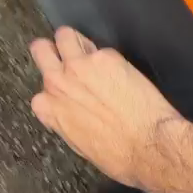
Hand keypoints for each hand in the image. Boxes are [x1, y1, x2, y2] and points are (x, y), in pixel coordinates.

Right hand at [29, 27, 186, 190]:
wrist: (152, 147)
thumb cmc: (120, 156)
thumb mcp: (80, 146)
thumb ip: (65, 122)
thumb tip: (71, 115)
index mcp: (49, 107)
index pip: (41, 91)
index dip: (56, 92)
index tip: (68, 95)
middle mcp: (57, 82)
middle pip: (41, 49)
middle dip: (52, 50)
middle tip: (65, 56)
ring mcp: (79, 65)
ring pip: (65, 35)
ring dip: (75, 41)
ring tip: (89, 51)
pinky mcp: (106, 57)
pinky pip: (103, 49)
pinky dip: (111, 59)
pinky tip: (123, 74)